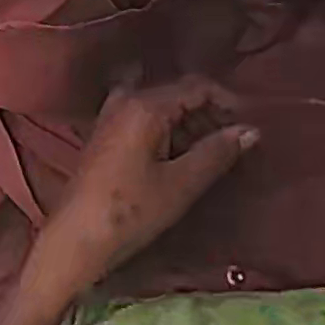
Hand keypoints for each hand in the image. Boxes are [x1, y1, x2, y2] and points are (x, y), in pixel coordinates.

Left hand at [30, 85, 258, 300]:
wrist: (74, 239)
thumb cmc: (129, 211)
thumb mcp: (180, 184)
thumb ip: (216, 152)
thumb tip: (251, 130)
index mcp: (145, 104)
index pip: (196, 86)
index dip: (227, 101)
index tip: (250, 124)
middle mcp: (127, 99)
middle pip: (178, 94)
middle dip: (210, 114)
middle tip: (237, 143)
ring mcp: (113, 114)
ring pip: (163, 107)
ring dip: (190, 125)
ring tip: (216, 155)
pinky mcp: (107, 133)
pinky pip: (146, 120)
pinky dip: (169, 132)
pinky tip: (183, 157)